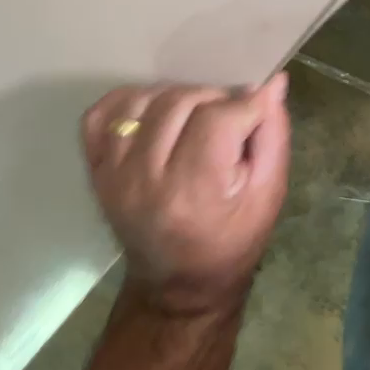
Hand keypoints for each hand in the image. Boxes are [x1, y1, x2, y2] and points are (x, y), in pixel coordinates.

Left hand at [79, 75, 291, 314]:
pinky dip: (132, 103)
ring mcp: (113, 173)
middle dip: (214, 100)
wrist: (180, 285)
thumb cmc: (234, 242)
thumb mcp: (269, 195)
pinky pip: (104, 112)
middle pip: (180, 101)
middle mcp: (145, 179)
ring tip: (195, 120)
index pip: (218, 117)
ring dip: (177, 98)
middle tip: (229, 122)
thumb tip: (272, 83)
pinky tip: (157, 118)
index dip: (246, 106)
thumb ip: (273, 135)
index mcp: (194, 192)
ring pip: (144, 99)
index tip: (257, 114)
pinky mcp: (96, 169)